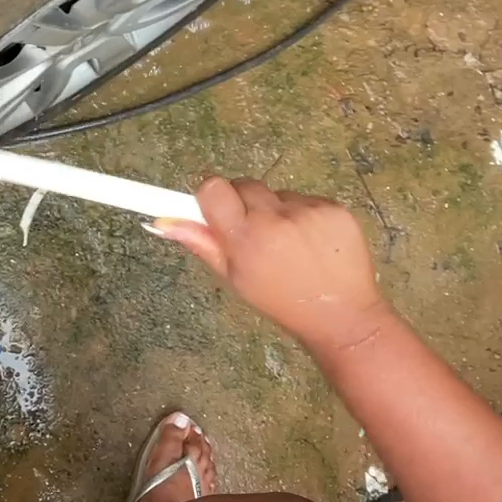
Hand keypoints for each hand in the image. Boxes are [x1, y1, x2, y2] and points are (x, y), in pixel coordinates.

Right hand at [154, 178, 392, 352]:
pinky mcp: (334, 208)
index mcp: (244, 238)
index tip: (214, 209)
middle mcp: (274, 219)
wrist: (340, 315)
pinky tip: (310, 242)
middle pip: (243, 185)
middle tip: (252, 232)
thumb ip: (200, 243)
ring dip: (274, 210)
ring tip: (286, 243)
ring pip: (275, 193)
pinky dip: (303, 215)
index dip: (211, 197)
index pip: (213, 188)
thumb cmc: (278, 300)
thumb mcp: (232, 277)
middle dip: (242, 203)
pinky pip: (305, 199)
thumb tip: (161, 221)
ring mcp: (308, 211)